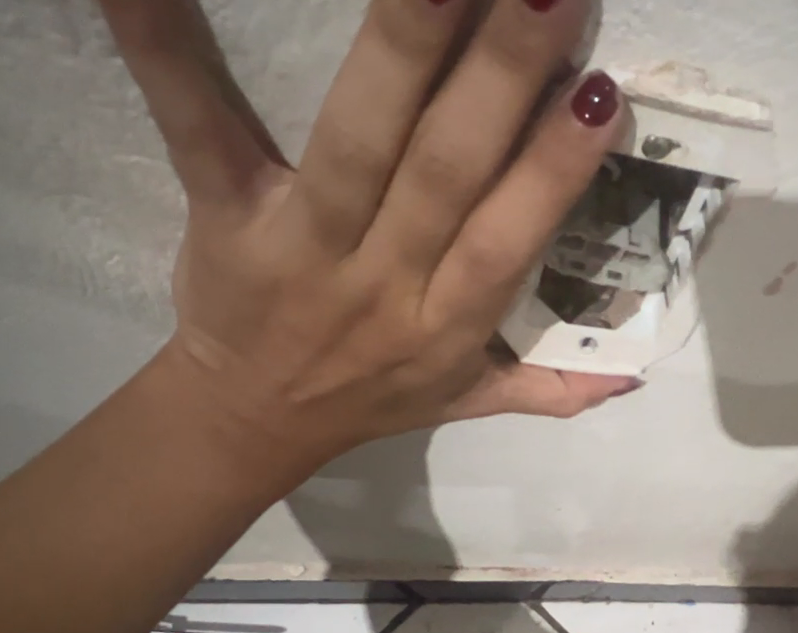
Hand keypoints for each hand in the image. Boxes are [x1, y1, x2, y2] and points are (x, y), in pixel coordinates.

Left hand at [99, 0, 636, 486]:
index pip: (509, 241)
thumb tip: (631, 376)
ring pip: (359, 140)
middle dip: (500, 76)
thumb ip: (551, 387)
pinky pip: (195, 128)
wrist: (255, 422)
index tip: (599, 96)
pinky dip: (165, 48)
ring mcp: (301, 244)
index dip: (553, 171)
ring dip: (404, 45)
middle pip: (445, 173)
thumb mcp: (472, 402)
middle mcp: (384, 282)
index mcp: (449, 325)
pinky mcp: (223, 212)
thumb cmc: (375, 399)